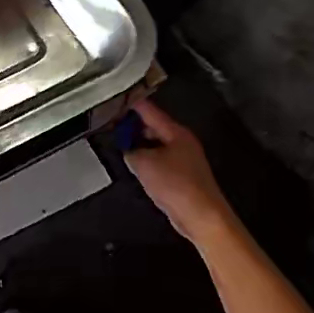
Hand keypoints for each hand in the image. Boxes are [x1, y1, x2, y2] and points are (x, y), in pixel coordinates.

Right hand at [123, 98, 234, 242]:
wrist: (201, 214)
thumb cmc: (174, 184)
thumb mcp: (143, 163)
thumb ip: (131, 151)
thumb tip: (127, 149)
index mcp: (176, 133)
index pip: (150, 111)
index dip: (133, 104)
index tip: (117, 98)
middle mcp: (182, 141)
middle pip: (154, 127)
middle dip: (133, 126)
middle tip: (112, 124)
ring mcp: (184, 158)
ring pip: (156, 144)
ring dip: (139, 143)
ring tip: (119, 143)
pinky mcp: (182, 174)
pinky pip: (160, 159)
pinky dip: (147, 158)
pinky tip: (135, 165)